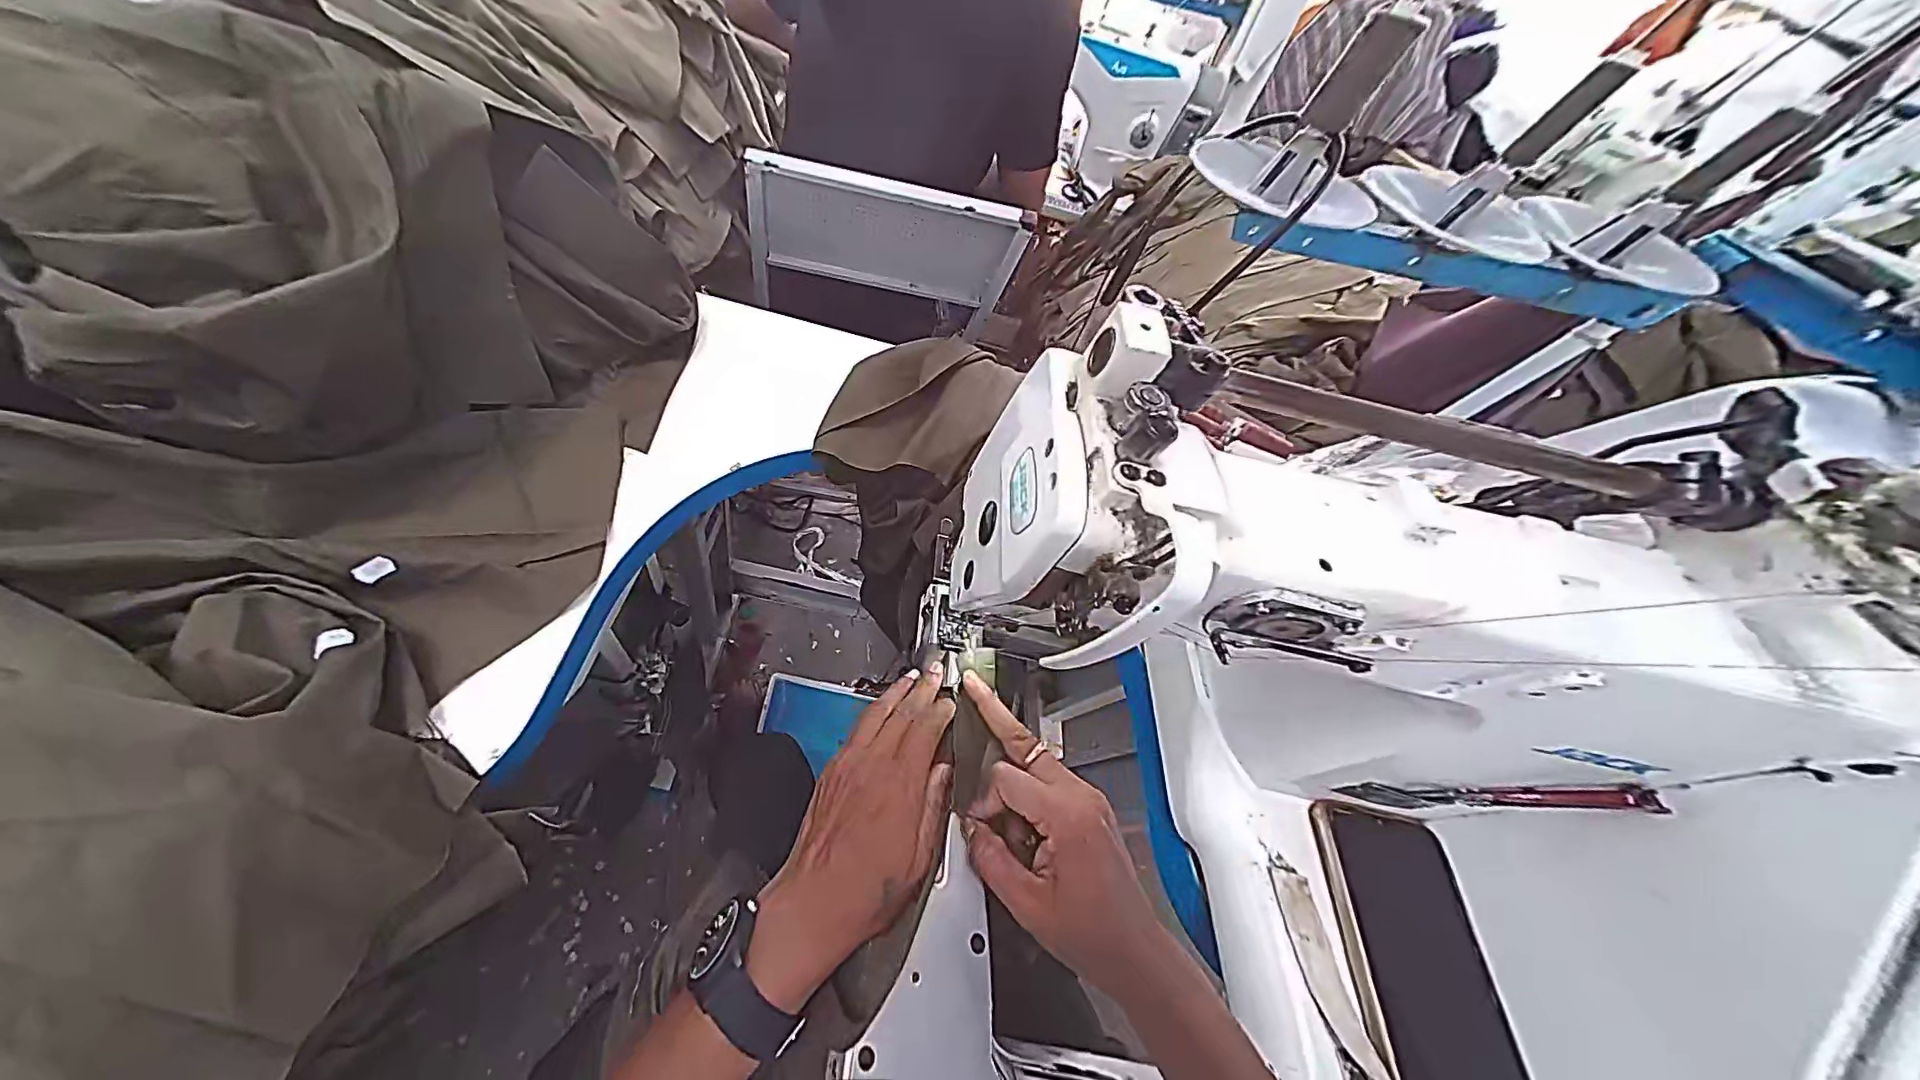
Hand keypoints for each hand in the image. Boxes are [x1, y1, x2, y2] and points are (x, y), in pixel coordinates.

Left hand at [747, 666, 954, 1011]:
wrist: (813, 903)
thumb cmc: (864, 890)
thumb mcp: (919, 857)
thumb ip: (934, 807)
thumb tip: (943, 774)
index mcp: (899, 785)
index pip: (924, 730)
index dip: (940, 710)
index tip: (950, 700)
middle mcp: (871, 768)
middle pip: (901, 714)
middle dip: (921, 690)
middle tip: (933, 673)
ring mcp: (846, 767)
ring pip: (875, 715)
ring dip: (895, 693)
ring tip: (909, 680)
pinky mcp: (830, 773)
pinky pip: (855, 730)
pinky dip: (872, 711)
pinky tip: (879, 710)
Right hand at [958, 670, 1170, 994]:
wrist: (1133, 950)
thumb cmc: (1093, 933)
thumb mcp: (1026, 903)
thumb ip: (989, 856)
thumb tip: (970, 827)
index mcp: (1069, 816)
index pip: (1007, 777)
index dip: (983, 802)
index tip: (978, 828)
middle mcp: (1083, 797)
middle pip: (1027, 744)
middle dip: (995, 719)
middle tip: (973, 688)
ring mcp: (1089, 800)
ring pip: (1036, 763)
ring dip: (1011, 784)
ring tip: (1009, 832)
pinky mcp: (1089, 809)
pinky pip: (1049, 784)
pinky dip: (1027, 797)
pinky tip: (1023, 833)